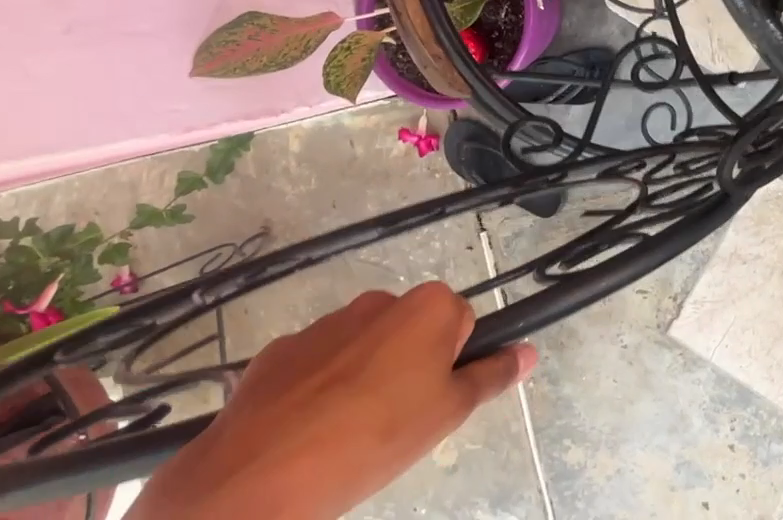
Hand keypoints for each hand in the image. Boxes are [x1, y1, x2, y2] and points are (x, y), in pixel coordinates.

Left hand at [129, 283, 536, 519]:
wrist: (254, 481)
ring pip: (362, 347)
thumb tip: (529, 352)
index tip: (433, 402)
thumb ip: (492, 376)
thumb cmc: (374, 440)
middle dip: (408, 367)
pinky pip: (313, 366)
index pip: (462, 324)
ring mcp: (322, 326)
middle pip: (411, 331)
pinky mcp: (275, 354)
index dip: (452, 365)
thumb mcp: (449, 414)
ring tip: (347, 434)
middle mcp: (379, 302)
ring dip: (363, 377)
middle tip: (398, 421)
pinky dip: (316, 390)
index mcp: (428, 307)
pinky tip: (306, 432)